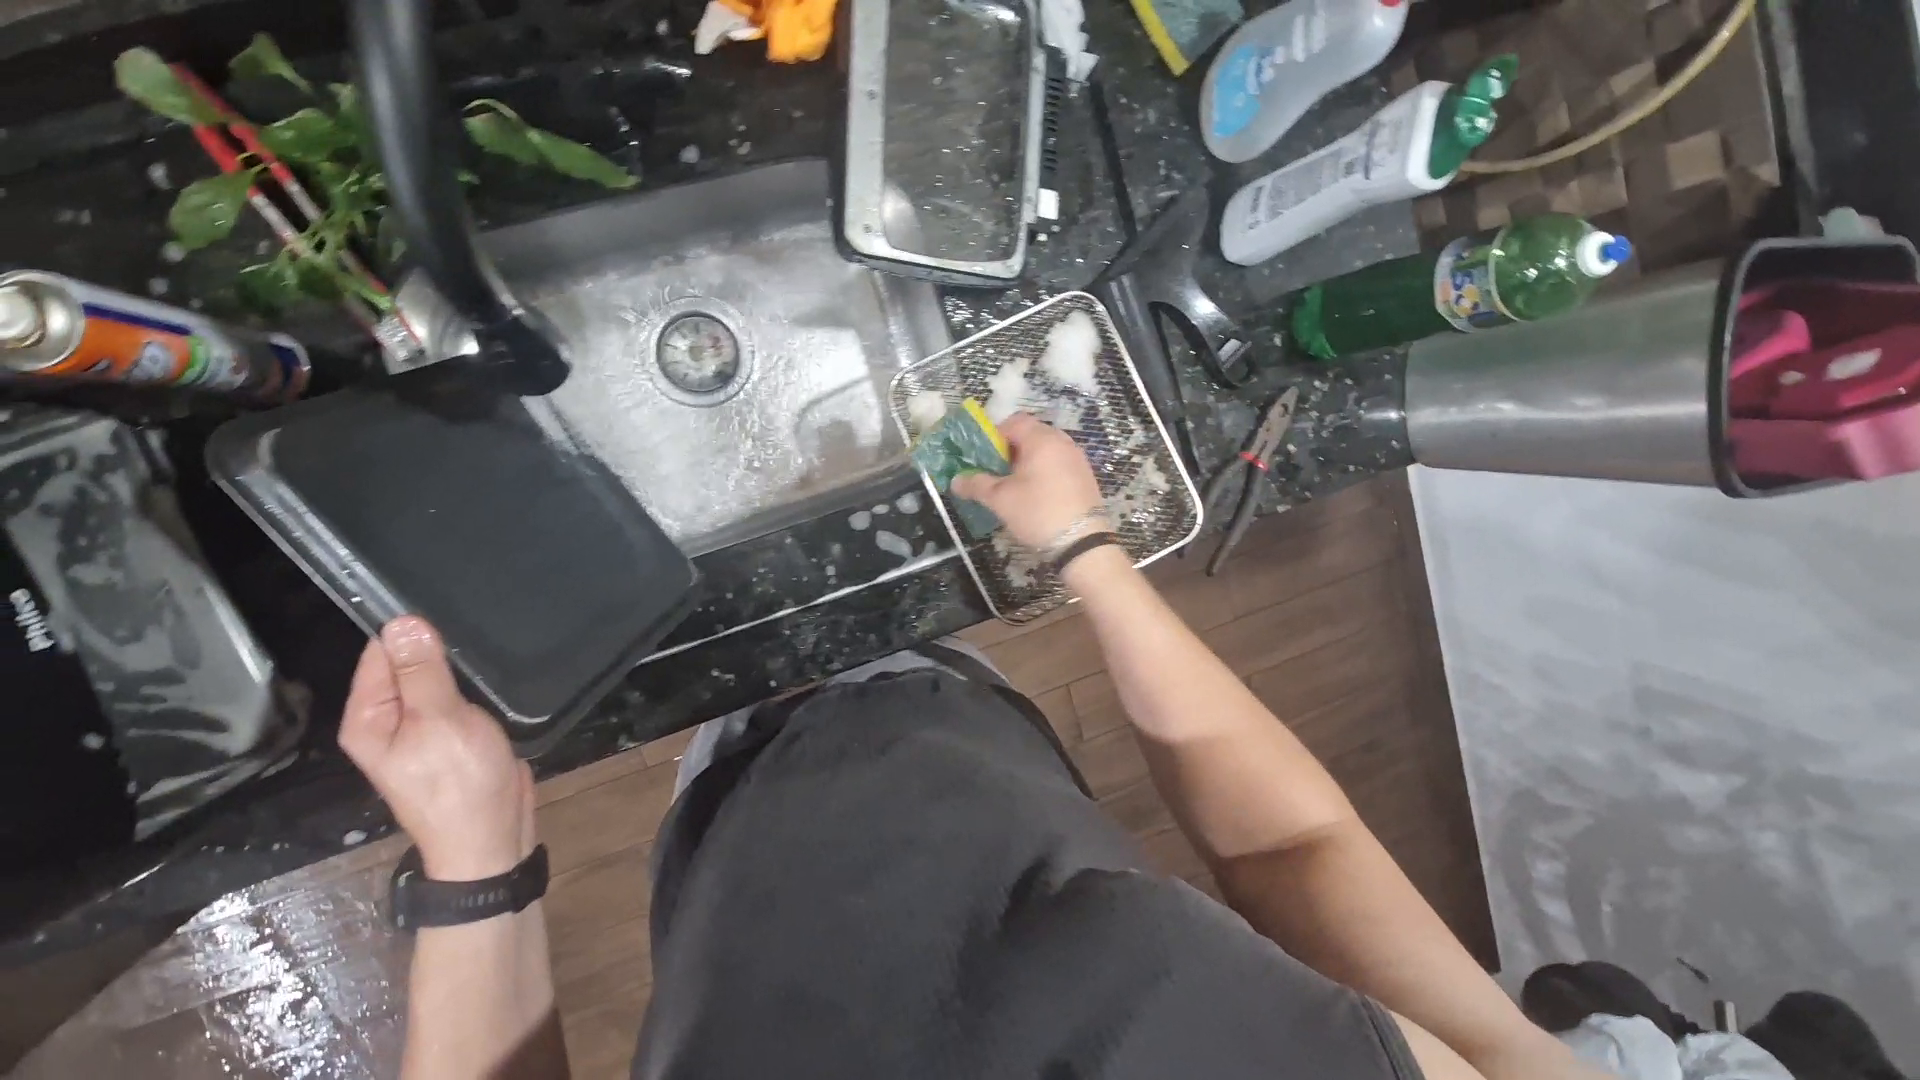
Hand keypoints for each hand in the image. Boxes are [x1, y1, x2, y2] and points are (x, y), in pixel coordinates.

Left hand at [339, 616, 535, 881]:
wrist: (491, 837)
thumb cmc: (459, 782)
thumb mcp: (439, 721)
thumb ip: (422, 671)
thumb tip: (402, 621)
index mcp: (369, 717)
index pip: (381, 652)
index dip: (412, 631)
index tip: (448, 611)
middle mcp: (389, 719)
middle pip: (410, 663)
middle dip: (440, 648)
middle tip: (476, 630)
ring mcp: (423, 727)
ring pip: (438, 678)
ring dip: (460, 666)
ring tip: (489, 648)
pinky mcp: (454, 733)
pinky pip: (457, 695)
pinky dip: (474, 684)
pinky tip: (495, 674)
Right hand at [952, 412, 1105, 549]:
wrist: (1082, 542)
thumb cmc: (1038, 512)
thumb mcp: (1001, 499)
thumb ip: (977, 485)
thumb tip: (955, 480)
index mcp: (1042, 439)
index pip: (1014, 421)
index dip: (995, 434)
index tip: (983, 456)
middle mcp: (1063, 442)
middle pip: (1031, 434)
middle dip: (1010, 449)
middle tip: (996, 472)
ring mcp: (1077, 459)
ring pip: (1046, 450)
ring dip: (1028, 461)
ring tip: (1015, 485)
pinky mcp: (1086, 476)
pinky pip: (1059, 464)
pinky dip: (1045, 471)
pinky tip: (1037, 494)